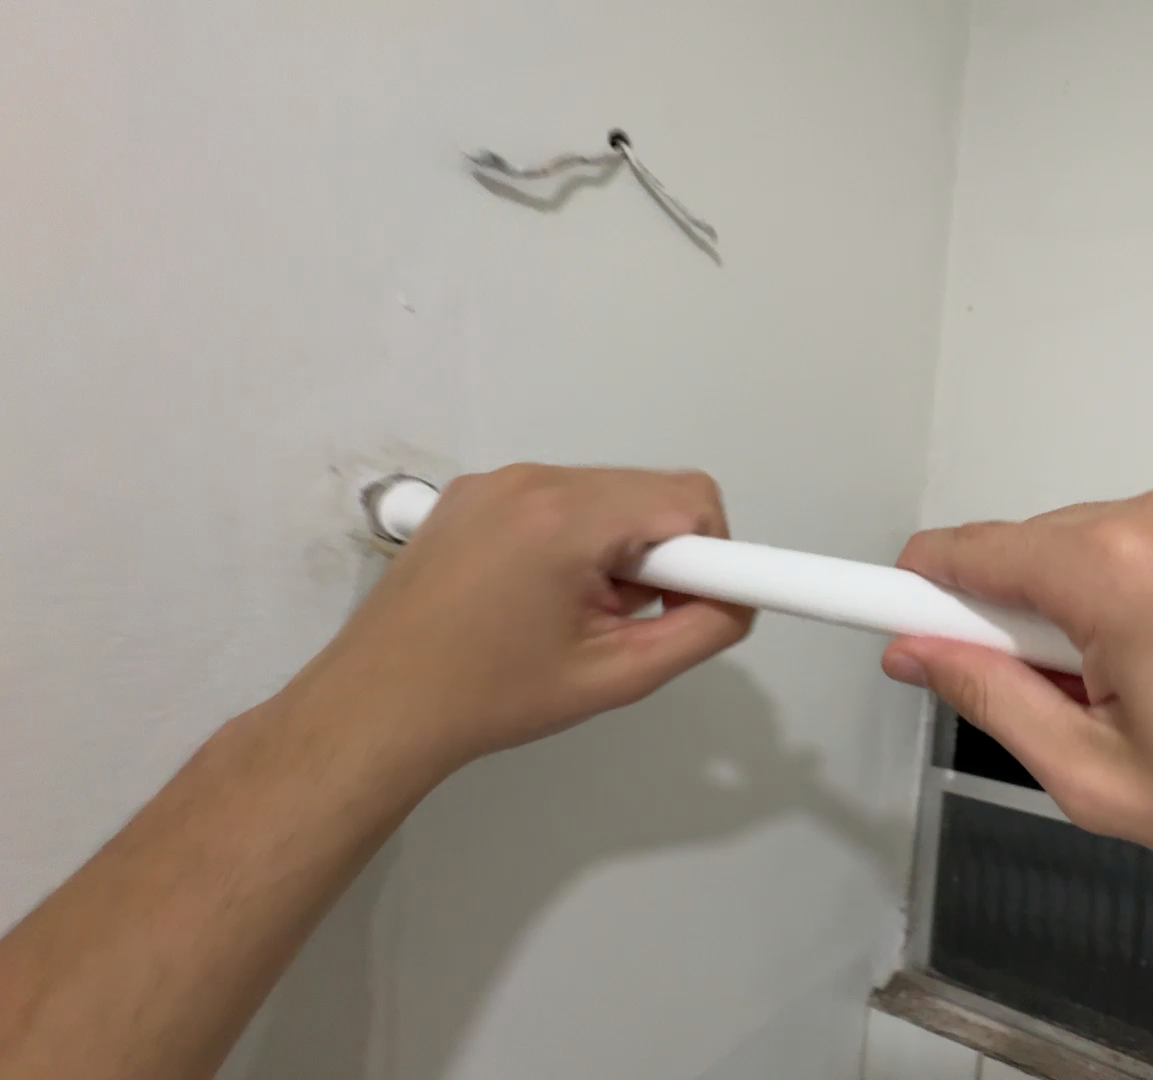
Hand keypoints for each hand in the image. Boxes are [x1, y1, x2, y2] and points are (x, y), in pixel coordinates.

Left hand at [293, 464, 754, 773]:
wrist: (372, 710)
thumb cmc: (496, 698)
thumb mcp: (622, 676)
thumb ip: (706, 630)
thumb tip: (743, 598)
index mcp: (566, 519)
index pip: (691, 496)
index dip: (715, 550)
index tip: (695, 601)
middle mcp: (533, 479)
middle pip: (653, 491)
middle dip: (668, 553)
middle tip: (634, 614)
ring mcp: (499, 479)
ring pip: (615, 493)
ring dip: (627, 546)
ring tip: (585, 607)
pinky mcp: (478, 491)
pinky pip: (569, 497)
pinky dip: (586, 536)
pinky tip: (548, 589)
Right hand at [881, 483, 1152, 919]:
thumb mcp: (1096, 776)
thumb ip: (987, 697)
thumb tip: (920, 653)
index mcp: (1114, 567)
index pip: (957, 554)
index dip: (897, 587)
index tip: (860, 608)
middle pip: (1012, 552)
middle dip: (996, 624)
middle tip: (1042, 708)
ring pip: (1065, 556)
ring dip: (1056, 622)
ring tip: (1121, 703)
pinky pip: (1120, 555)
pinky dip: (1104, 607)